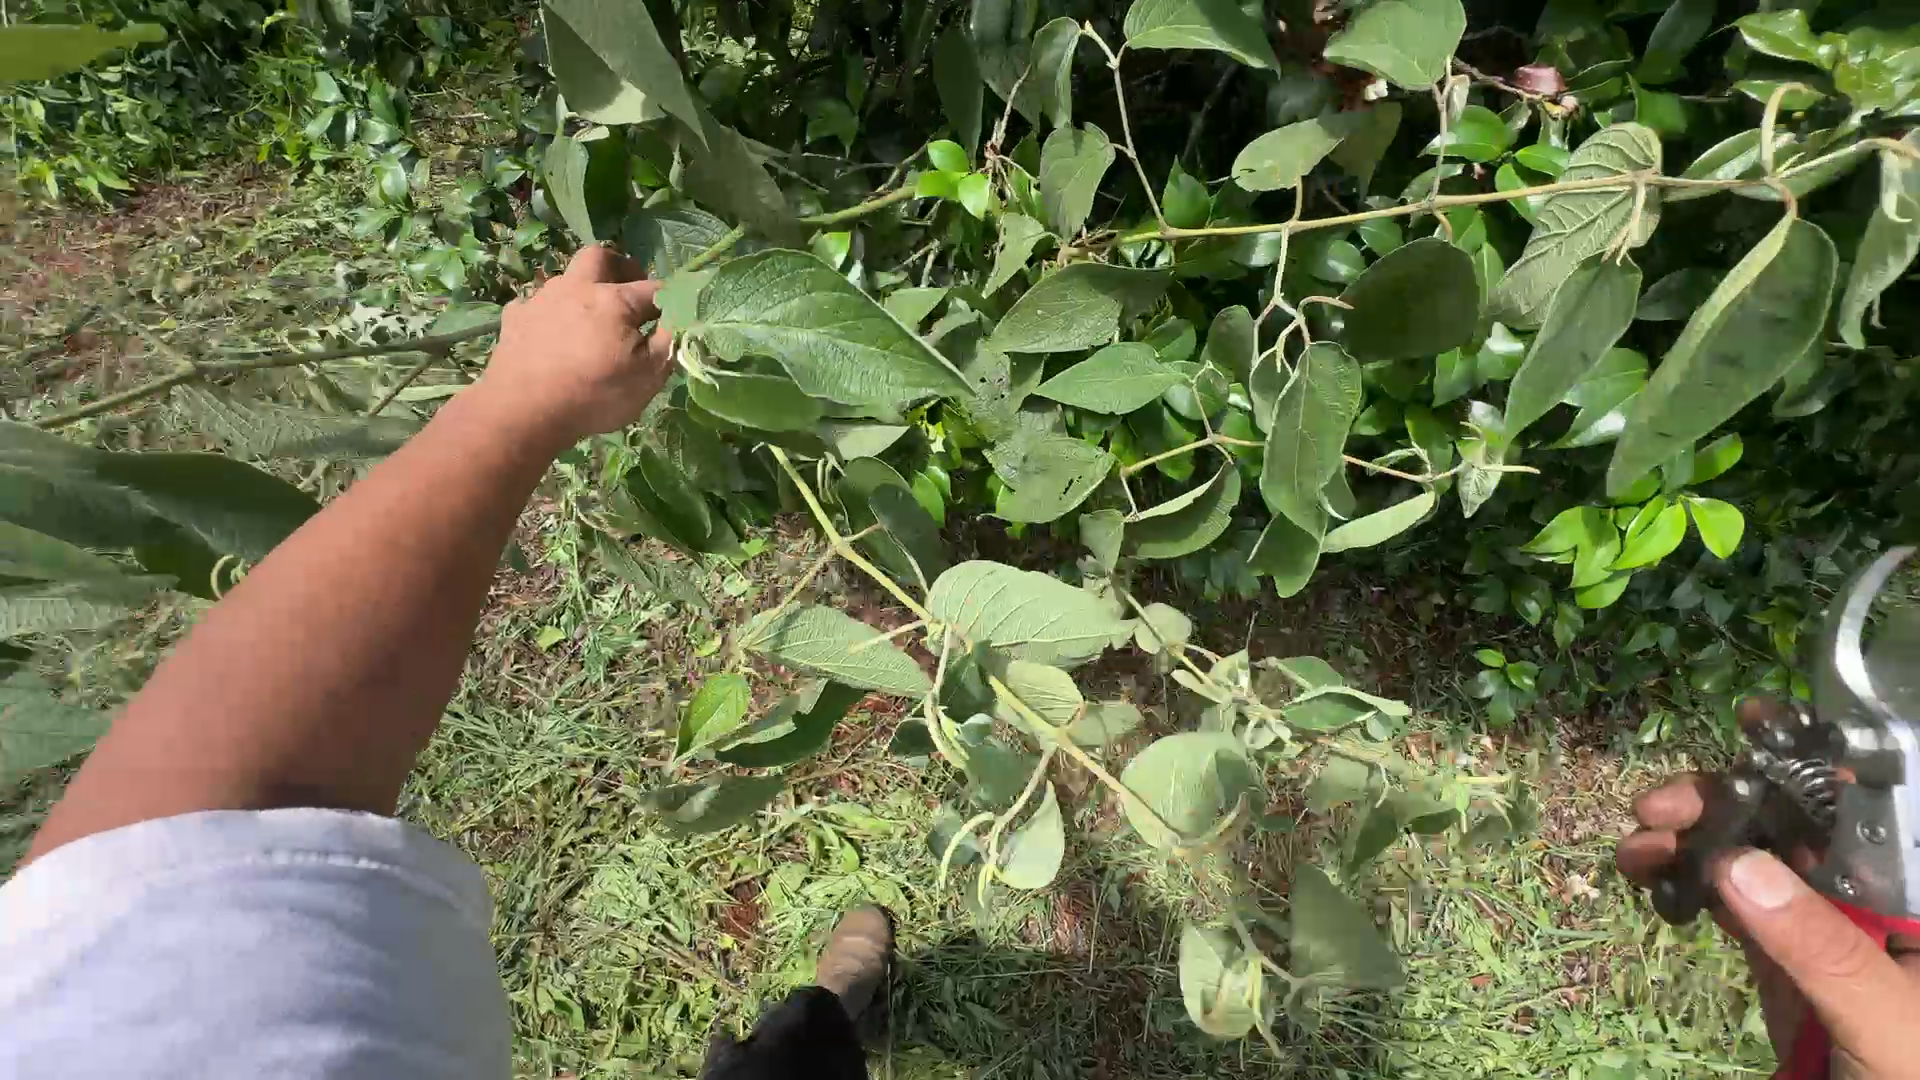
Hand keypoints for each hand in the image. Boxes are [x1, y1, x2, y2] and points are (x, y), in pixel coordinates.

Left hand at [476, 245, 672, 446]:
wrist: (525, 410)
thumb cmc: (596, 394)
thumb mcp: (649, 377)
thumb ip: (667, 344)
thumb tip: (677, 323)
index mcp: (615, 300)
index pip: (654, 289)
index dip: (670, 300)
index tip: (676, 315)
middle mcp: (577, 287)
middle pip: (601, 257)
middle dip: (622, 268)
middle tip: (632, 291)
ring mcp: (542, 298)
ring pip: (569, 278)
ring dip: (587, 290)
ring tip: (595, 320)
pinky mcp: (516, 316)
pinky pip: (540, 303)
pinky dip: (556, 312)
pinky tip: (558, 333)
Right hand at [1617, 702, 1919, 1075]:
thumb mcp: (1893, 1031)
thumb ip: (1824, 950)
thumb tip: (1735, 863)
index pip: (1874, 816)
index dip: (1818, 762)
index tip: (1758, 723)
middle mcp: (1874, 903)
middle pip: (1793, 824)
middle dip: (1719, 802)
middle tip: (1656, 808)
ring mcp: (1821, 925)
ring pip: (1747, 852)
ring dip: (1682, 839)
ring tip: (1636, 852)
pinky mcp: (1776, 948)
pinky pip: (1721, 893)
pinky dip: (1676, 875)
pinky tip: (1644, 874)